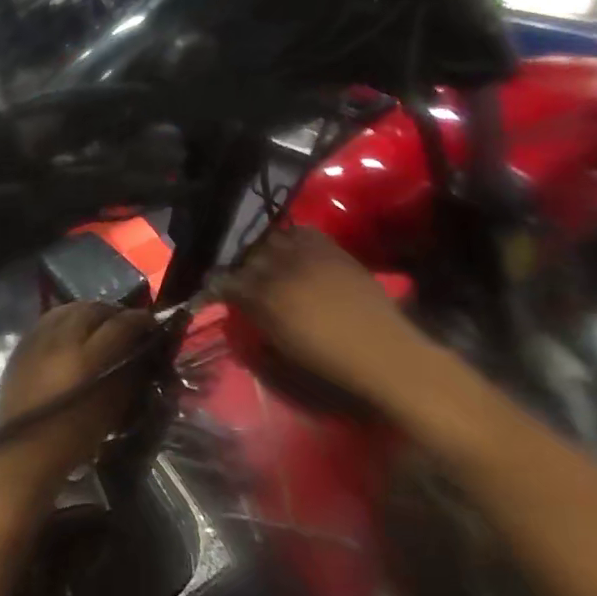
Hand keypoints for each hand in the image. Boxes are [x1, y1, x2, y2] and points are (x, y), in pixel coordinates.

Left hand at [0, 302, 153, 496]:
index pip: (121, 324)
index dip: (140, 320)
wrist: (20, 458)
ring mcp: (38, 340)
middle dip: (115, 312)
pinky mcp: (22, 346)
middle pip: (94, 309)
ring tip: (100, 323)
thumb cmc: (71, 438)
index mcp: (86, 358)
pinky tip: (73, 329)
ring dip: (90, 312)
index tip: (152, 323)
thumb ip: (130, 373)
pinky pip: (49, 319)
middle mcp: (61, 341)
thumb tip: (144, 351)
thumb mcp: (112, 408)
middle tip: (126, 323)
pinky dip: (66, 318)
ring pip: (70, 308)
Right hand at [224, 225, 431, 404]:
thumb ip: (257, 324)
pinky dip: (292, 237)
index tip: (215, 289)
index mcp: (265, 298)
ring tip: (266, 258)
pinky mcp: (331, 247)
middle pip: (249, 254)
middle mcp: (282, 268)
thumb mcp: (283, 350)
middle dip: (241, 263)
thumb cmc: (330, 364)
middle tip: (241, 274)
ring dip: (265, 247)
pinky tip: (293, 249)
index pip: (228, 281)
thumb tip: (241, 309)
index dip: (218, 285)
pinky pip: (302, 231)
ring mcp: (308, 253)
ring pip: (273, 237)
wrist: (381, 351)